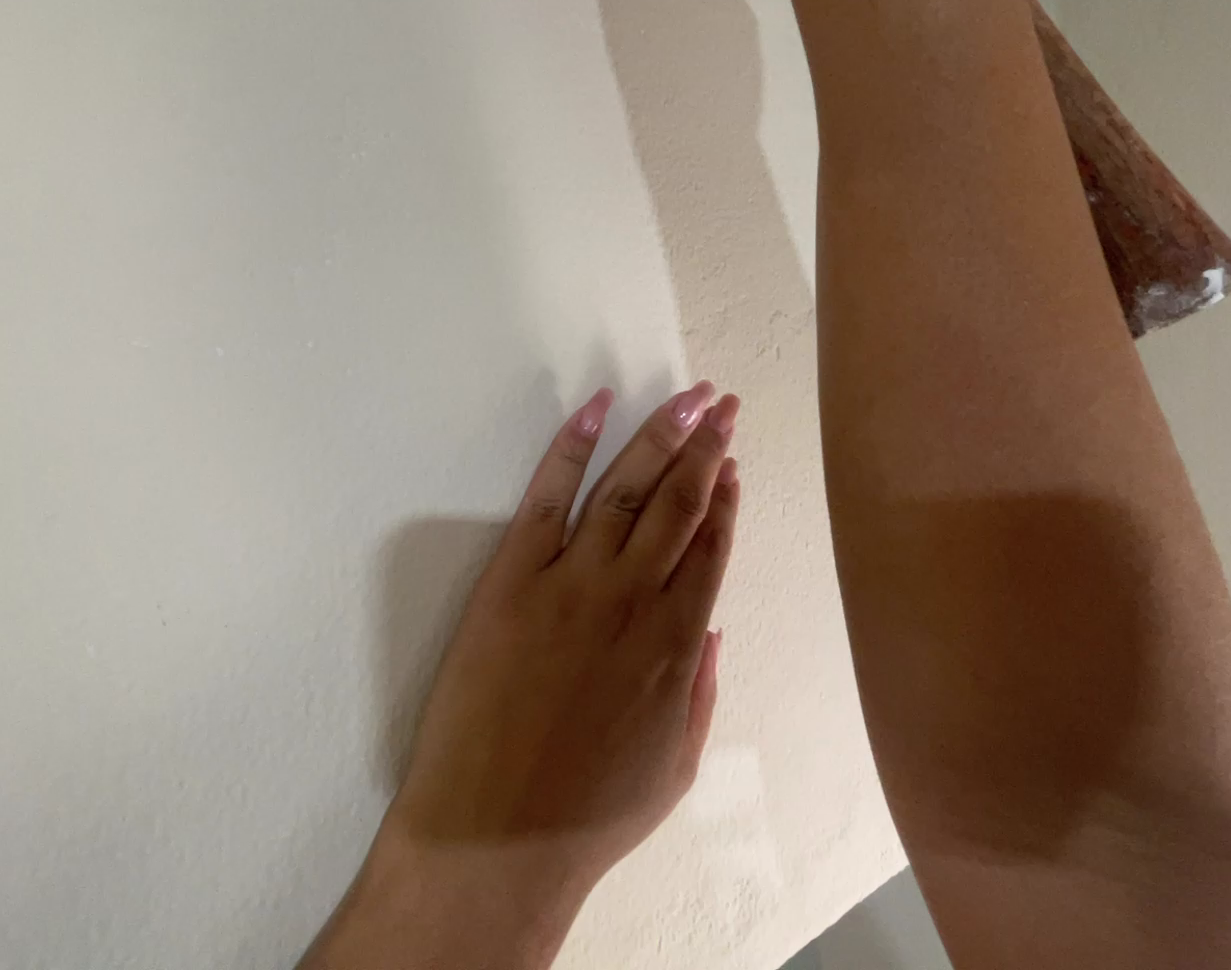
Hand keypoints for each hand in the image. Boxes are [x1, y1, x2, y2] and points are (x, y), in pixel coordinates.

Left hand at [301, 383, 740, 969]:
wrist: (495, 834)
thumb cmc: (587, 814)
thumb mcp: (675, 766)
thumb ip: (702, 690)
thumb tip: (713, 628)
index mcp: (676, 644)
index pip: (712, 549)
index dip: (727, 499)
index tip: (734, 463)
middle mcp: (633, 599)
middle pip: (681, 503)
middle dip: (708, 446)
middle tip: (724, 404)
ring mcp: (571, 582)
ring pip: (629, 489)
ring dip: (662, 435)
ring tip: (688, 396)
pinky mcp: (512, 578)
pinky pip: (548, 496)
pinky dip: (572, 447)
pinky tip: (597, 407)